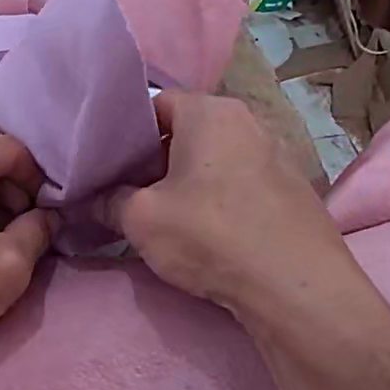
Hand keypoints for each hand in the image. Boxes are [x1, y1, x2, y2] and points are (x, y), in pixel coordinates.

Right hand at [98, 92, 352, 319]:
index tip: (110, 166)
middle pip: (189, 133)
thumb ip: (110, 201)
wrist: (294, 285)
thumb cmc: (211, 236)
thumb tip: (94, 200)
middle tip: (131, 195)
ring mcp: (279, 156)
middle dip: (158, 161)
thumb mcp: (142, 219)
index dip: (128, 134)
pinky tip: (213, 233)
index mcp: (212, 112)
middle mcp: (250, 122)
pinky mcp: (295, 191)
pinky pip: (245, 184)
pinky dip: (223, 200)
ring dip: (191, 183)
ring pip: (218, 161)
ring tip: (169, 217)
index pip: (156, 104)